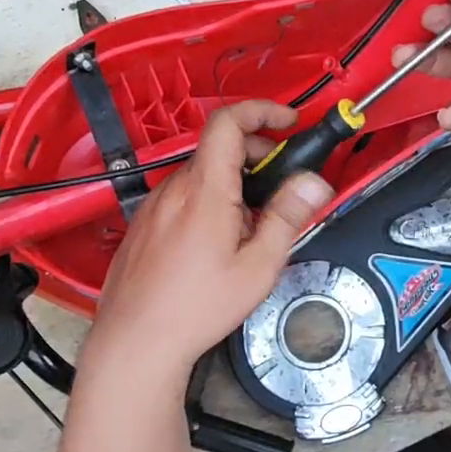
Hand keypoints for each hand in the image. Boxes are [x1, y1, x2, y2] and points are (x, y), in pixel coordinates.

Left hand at [85, 101, 333, 377]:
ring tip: (254, 220)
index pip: (229, 122)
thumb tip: (314, 183)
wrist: (136, 341)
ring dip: (234, 179)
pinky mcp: (146, 223)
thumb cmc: (195, 309)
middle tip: (282, 179)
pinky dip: (210, 197)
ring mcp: (156, 205)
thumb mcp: (259, 266)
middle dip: (257, 151)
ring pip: (202, 172)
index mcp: (206, 191)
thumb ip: (288, 217)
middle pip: (219, 146)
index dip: (262, 110)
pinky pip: (183, 195)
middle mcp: (175, 189)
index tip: (287, 120)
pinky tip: (221, 238)